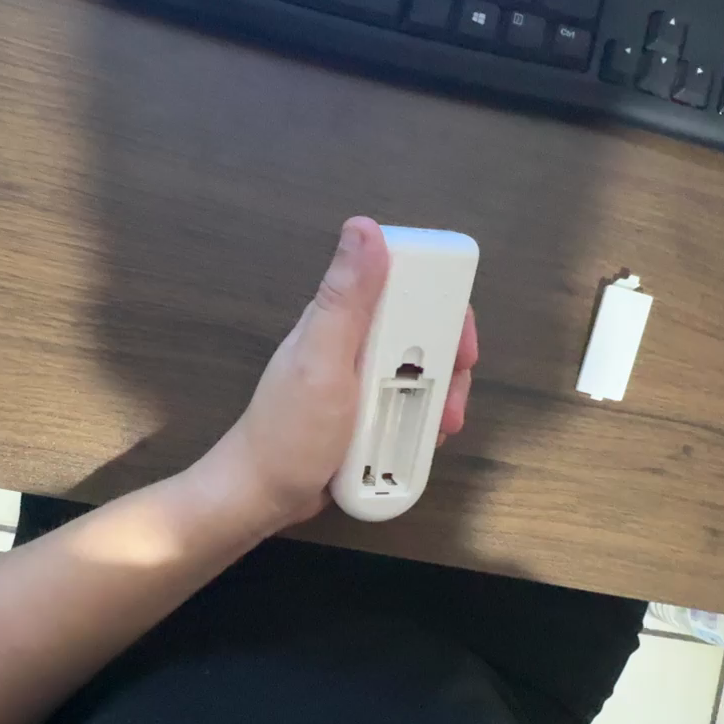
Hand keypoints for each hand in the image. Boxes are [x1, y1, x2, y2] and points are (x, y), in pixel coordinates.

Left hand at [196, 216, 478, 532]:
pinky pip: (403, 408)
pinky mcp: (358, 416)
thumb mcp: (322, 363)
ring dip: (438, 400)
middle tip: (453, 404)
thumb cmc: (291, 434)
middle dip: (447, 366)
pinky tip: (423, 443)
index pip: (405, 289)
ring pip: (416, 375)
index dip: (443, 309)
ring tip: (442, 431)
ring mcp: (355, 382)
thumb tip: (364, 228)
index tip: (460, 346)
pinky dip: (419, 422)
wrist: (262, 495)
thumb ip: (346, 300)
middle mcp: (350, 344)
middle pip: (420, 336)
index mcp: (339, 320)